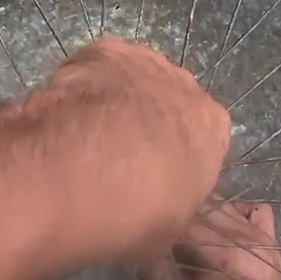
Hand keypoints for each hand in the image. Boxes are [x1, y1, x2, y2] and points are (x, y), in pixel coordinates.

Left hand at [0, 39, 231, 264]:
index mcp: (212, 131)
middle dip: (146, 123)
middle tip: (113, 156)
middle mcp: (187, 88)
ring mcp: (145, 63)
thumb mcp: (166, 229)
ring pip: (134, 79)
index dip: (172, 157)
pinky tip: (68, 106)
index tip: (148, 176)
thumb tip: (154, 207)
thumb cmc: (135, 212)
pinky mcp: (104, 50)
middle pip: (168, 103)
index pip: (200, 140)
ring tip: (84, 131)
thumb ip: (170, 206)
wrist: (83, 169)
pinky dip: (86, 81)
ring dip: (116, 99)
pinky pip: (100, 65)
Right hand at [140, 202, 280, 279]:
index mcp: (227, 255)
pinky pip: (253, 213)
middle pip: (202, 207)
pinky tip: (216, 231)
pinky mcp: (271, 248)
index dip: (156, 223)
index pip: (183, 221)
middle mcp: (248, 239)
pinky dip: (233, 214)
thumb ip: (160, 276)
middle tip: (152, 228)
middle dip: (175, 214)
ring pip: (223, 206)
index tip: (137, 228)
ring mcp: (263, 240)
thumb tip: (136, 246)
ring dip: (199, 212)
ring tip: (178, 231)